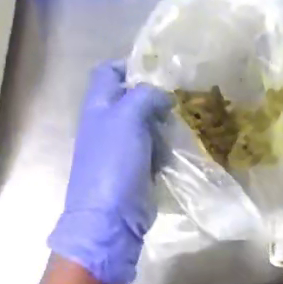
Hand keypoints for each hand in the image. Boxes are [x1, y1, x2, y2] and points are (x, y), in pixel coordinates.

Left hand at [47, 61, 172, 283]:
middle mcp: (107, 123)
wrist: (110, 218)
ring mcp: (122, 148)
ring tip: (184, 123)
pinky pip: (155, 148)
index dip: (131, 65)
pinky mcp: (137, 168)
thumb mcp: (128, 118)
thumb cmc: (115, 163)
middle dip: (156, 96)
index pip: (109, 72)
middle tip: (180, 98)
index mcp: (98, 106)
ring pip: (147, 124)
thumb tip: (161, 95)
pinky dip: (166, 147)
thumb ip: (145, 95)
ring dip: (164, 124)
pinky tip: (178, 149)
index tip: (161, 69)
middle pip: (132, 98)